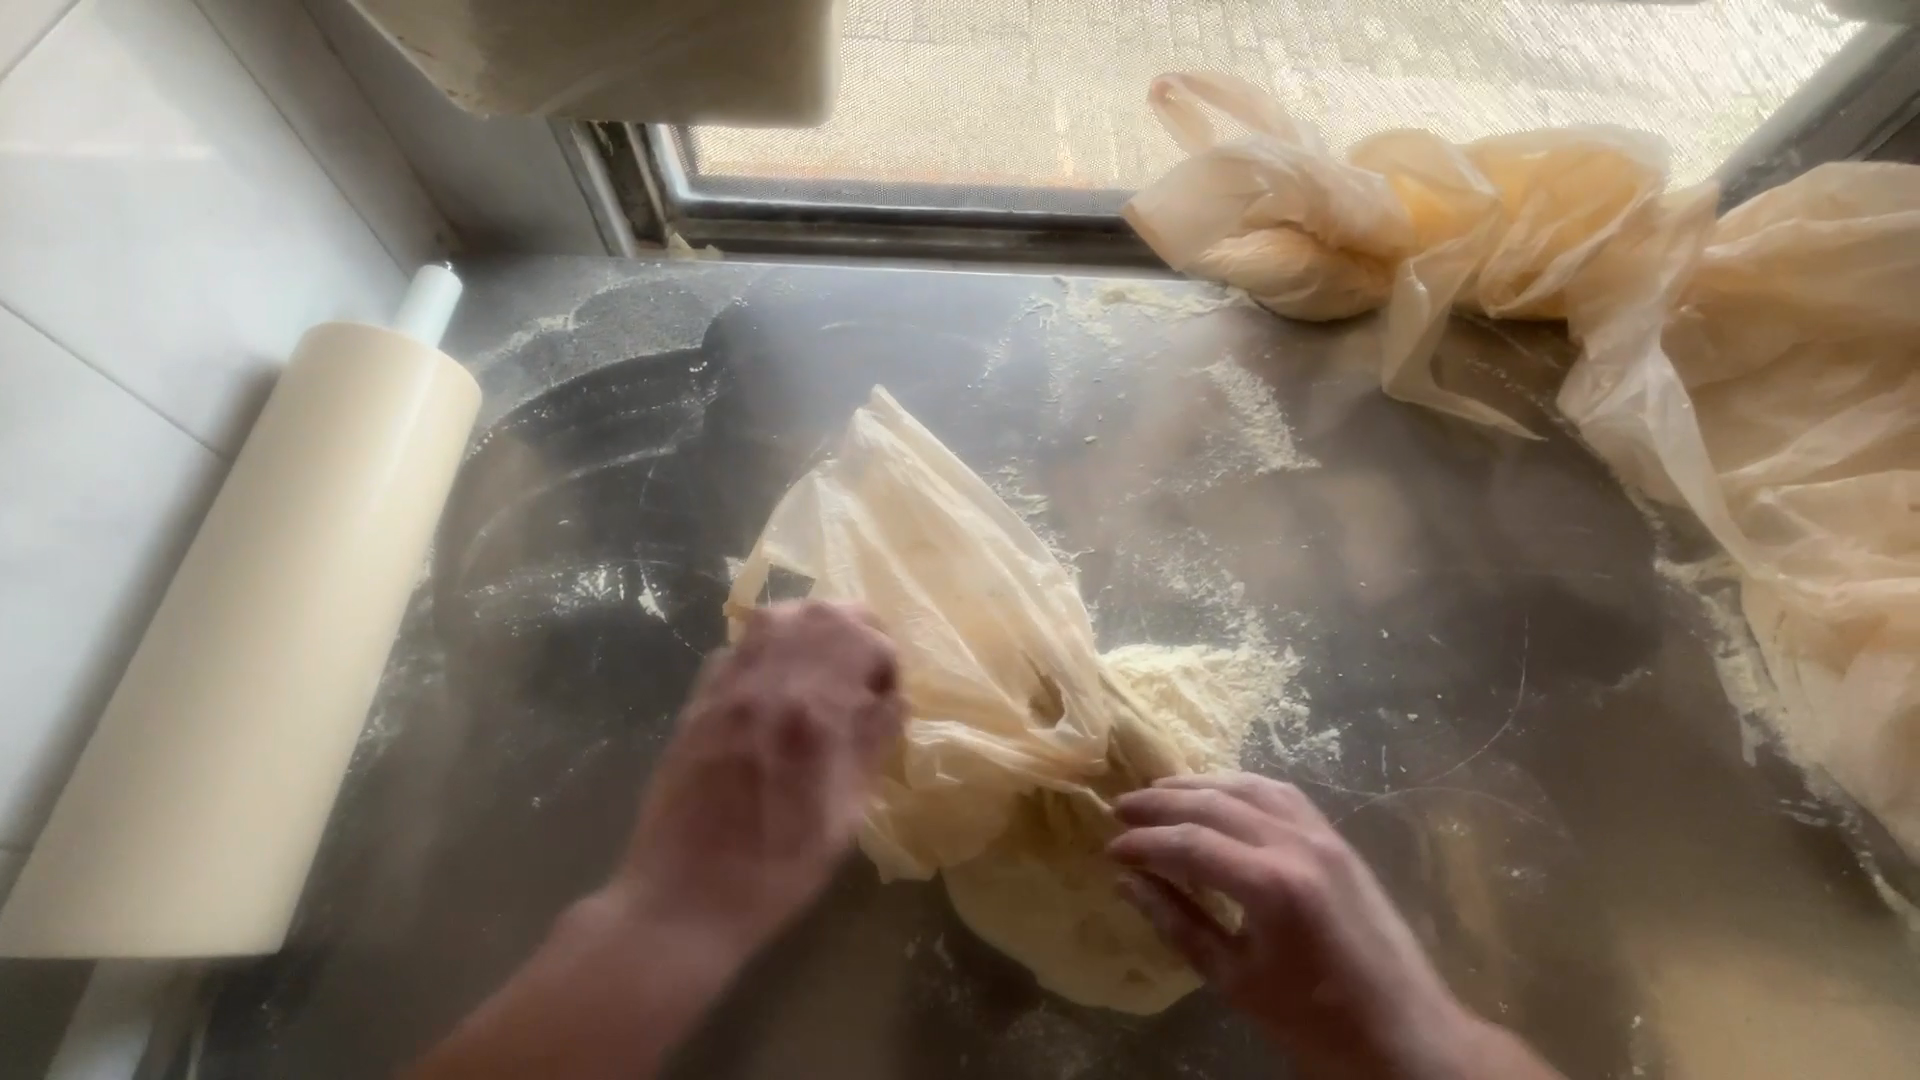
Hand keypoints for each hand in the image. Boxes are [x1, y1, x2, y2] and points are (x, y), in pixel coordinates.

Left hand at [410, 602, 902, 1079]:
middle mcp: (771, 681)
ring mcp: (728, 685)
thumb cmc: (779, 867)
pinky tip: (774, 688)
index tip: (886, 698)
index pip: (868, 642)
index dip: (888, 664)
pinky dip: (768, 650)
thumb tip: (893, 700)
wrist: (684, 897)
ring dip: (811, 630)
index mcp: (815, 711)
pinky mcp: (698, 698)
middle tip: (860, 672)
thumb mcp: (848, 812)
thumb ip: (873, 743)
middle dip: (856, 630)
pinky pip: (740, 646)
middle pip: (824, 612)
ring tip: (820, 670)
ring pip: (777, 615)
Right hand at [1110, 773, 1554, 1079]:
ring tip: (1157, 792)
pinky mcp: (1336, 838)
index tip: (1111, 849)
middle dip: (1160, 804)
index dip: (1143, 843)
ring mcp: (1322, 835)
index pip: (1189, 844)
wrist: (1410, 1038)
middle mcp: (1297, 845)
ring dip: (1196, 785)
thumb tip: (1127, 882)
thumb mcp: (1235, 981)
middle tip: (1120, 809)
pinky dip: (1238, 785)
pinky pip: (1279, 793)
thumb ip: (1177, 922)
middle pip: (1213, 804)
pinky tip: (1215, 792)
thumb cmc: (1315, 1022)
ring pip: (1245, 786)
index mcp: (1272, 886)